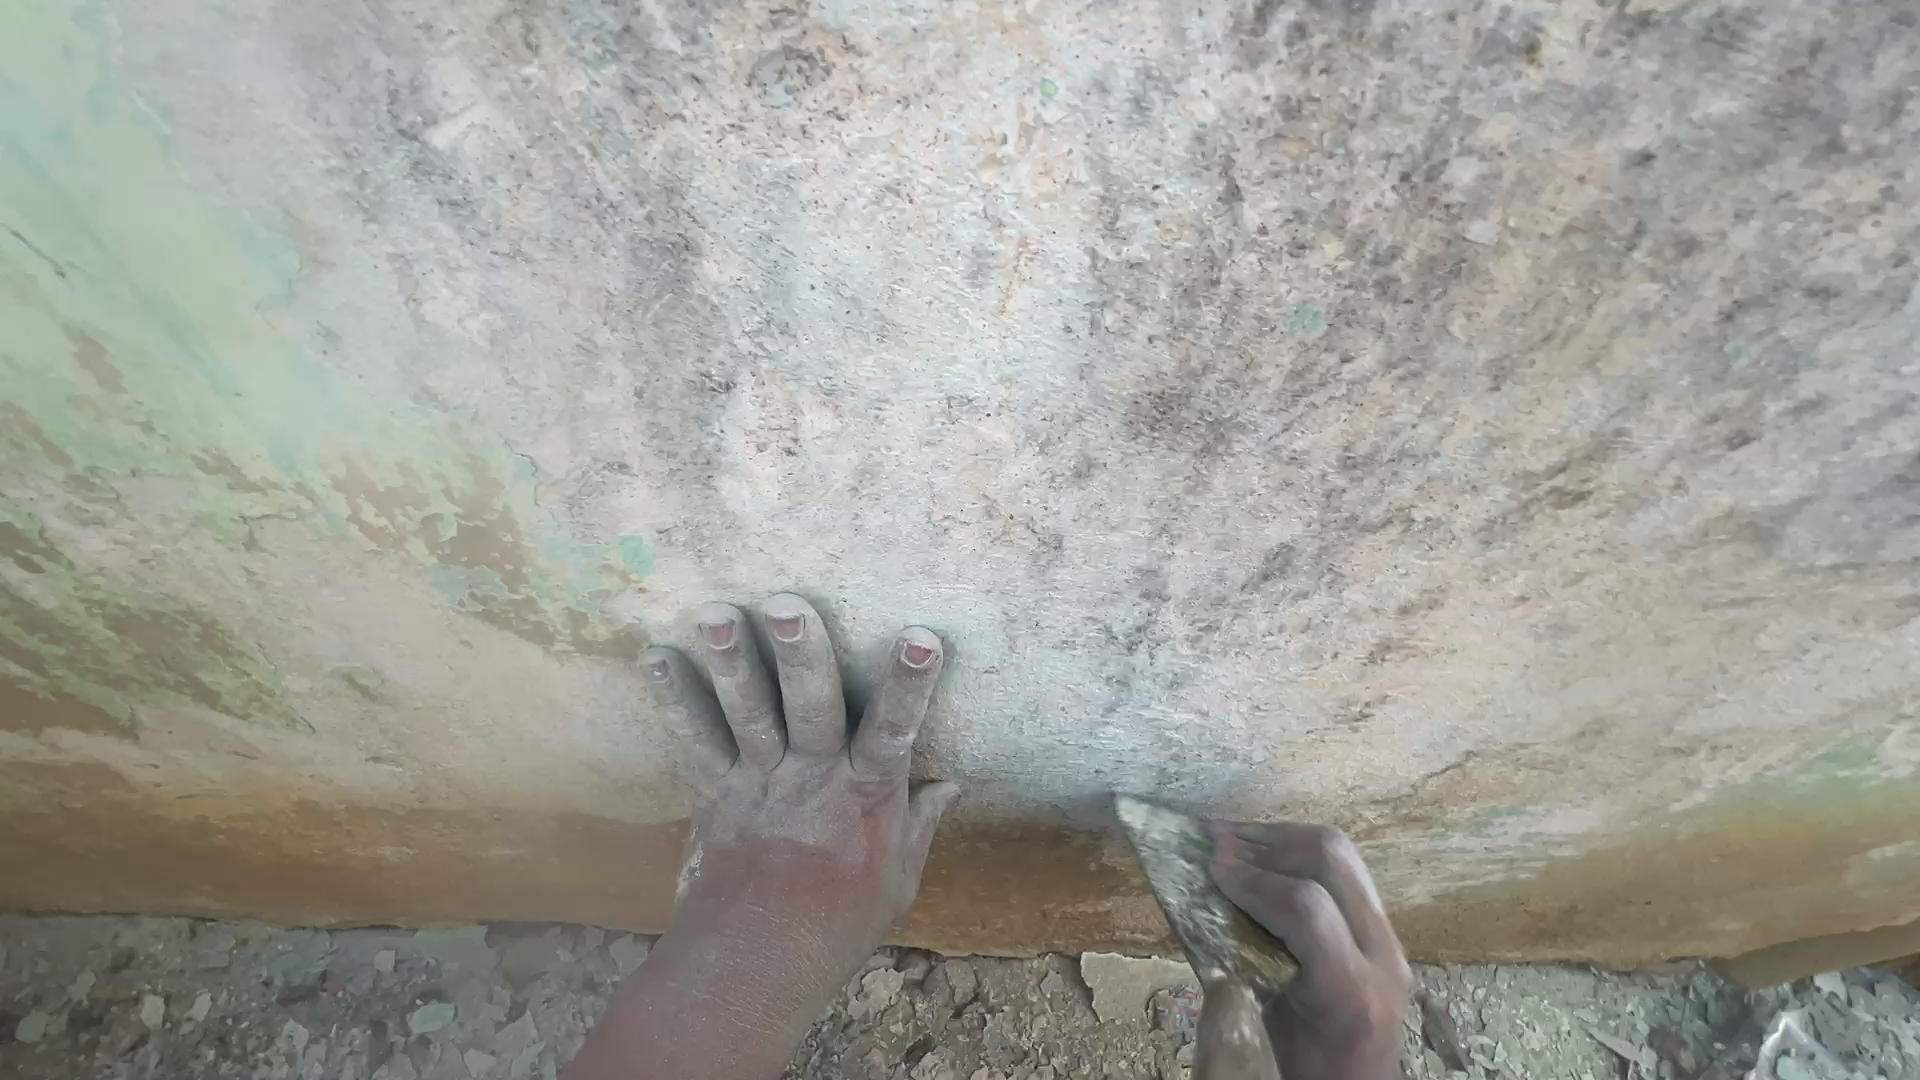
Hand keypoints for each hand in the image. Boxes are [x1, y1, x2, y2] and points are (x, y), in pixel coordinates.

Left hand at [567, 594, 956, 1079]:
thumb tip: (953, 782)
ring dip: (732, 663)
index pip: (895, 732)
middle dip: (802, 655)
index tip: (920, 637)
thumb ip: (922, 823)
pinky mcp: (717, 792)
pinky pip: (695, 742)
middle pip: (811, 709)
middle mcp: (813, 778)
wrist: (752, 968)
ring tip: (715, 613)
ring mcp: (760, 782)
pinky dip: (674, 700)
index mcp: (866, 796)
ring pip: (749, 714)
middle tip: (787, 604)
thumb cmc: (837, 923)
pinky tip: (657, 656)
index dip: (909, 685)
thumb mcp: (898, 880)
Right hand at [1209, 820, 1412, 1079]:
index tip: (1210, 869)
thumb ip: (1231, 969)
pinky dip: (1293, 849)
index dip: (1252, 880)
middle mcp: (1382, 957)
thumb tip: (1191, 899)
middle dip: (1264, 843)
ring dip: (1277, 837)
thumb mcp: (1259, 1029)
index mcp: (1351, 994)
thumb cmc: (1298, 1067)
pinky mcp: (1379, 925)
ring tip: (1231, 839)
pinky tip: (1258, 854)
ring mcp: (1388, 936)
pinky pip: (1340, 865)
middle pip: (1329, 861)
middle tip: (1215, 843)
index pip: (1307, 909)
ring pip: (1338, 852)